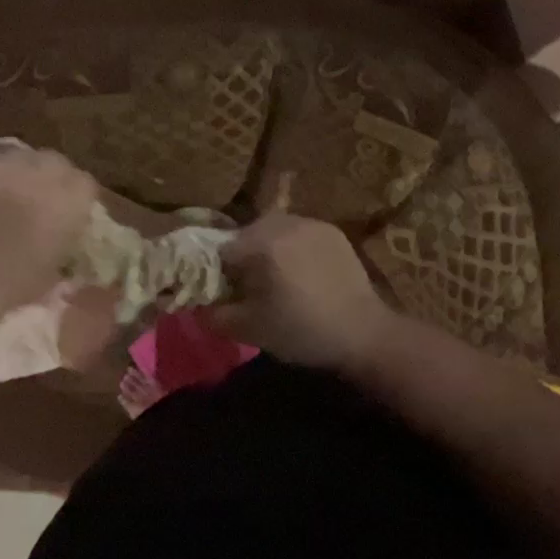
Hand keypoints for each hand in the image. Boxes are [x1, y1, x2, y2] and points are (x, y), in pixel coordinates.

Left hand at [0, 142, 97, 330]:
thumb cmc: (6, 289)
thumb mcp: (51, 268)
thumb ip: (60, 238)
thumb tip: (55, 228)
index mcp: (71, 198)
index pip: (83, 185)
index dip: (70, 200)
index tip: (59, 215)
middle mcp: (41, 169)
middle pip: (50, 162)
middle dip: (41, 179)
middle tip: (26, 202)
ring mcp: (1, 159)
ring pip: (13, 154)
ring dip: (8, 171)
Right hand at [209, 214, 392, 371]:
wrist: (365, 334)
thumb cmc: (303, 331)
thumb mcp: (251, 329)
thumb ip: (214, 315)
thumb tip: (194, 307)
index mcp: (262, 243)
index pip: (221, 249)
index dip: (218, 272)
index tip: (227, 293)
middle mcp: (285, 224)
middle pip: (246, 234)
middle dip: (243, 257)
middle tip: (251, 287)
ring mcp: (312, 224)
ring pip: (273, 230)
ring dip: (267, 248)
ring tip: (277, 278)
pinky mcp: (332, 231)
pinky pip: (299, 232)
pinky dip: (292, 246)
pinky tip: (301, 272)